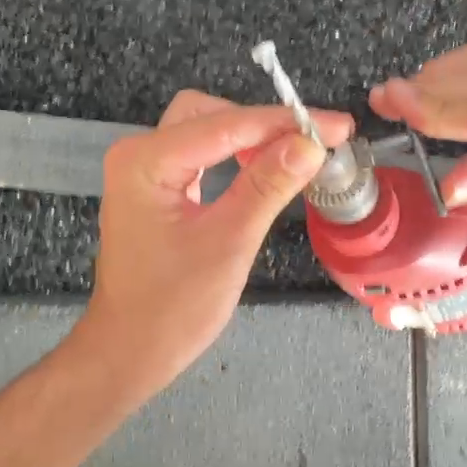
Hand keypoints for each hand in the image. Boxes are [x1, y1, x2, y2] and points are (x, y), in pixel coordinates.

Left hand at [75, 90, 354, 397]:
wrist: (129, 352)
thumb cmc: (174, 306)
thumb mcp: (229, 242)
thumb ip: (268, 186)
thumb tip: (310, 144)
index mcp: (146, 161)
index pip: (225, 124)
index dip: (283, 123)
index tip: (337, 126)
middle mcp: (138, 154)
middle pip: (210, 114)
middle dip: (263, 126)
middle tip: (313, 147)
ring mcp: (142, 170)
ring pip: (205, 131)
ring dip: (250, 140)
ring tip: (298, 159)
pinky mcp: (152, 188)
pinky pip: (198, 156)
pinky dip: (233, 158)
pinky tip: (264, 172)